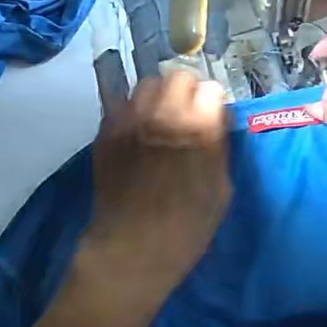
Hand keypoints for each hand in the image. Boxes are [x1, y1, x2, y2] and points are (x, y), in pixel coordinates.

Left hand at [78, 73, 231, 298]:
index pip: (211, 89)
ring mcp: (131, 120)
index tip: (210, 116)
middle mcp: (164, 115)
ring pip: (147, 84)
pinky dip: (132, 111)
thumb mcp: (221, 191)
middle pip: (178, 77)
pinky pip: (121, 104)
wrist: (132, 249)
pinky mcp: (106, 131)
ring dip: (158, 97)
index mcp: (200, 129)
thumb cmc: (186, 230)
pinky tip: (137, 131)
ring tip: (159, 119)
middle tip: (185, 112)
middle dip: (186, 92)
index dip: (211, 103)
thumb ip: (217, 148)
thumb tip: (214, 123)